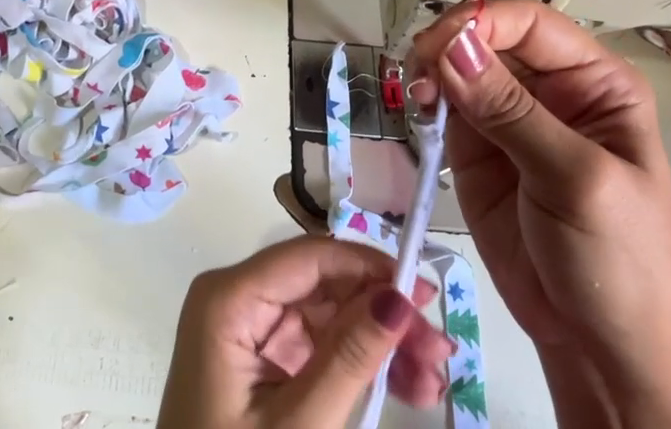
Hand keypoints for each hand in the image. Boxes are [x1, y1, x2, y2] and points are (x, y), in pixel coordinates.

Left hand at [158, 236, 455, 428]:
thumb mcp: (299, 423)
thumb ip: (350, 357)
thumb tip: (399, 298)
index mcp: (229, 299)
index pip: (310, 258)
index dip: (371, 267)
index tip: (427, 296)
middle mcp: (237, 298)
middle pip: (324, 284)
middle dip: (384, 313)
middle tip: (441, 351)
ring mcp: (249, 327)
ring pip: (330, 313)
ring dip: (381, 342)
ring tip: (433, 379)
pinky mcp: (262, 357)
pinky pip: (320, 344)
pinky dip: (360, 362)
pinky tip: (405, 386)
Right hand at [410, 0, 670, 427]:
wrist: (600, 345)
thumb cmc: (617, 260)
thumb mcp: (575, 179)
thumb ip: (511, 111)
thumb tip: (451, 44)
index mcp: (596, 83)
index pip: (531, 25)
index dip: (483, 23)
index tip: (437, 46)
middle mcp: (552, 90)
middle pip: (489, 39)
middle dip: (448, 46)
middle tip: (415, 73)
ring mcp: (510, 120)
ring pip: (459, 69)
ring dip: (430, 71)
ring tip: (414, 96)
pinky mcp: (476, 151)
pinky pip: (444, 108)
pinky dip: (424, 102)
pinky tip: (416, 111)